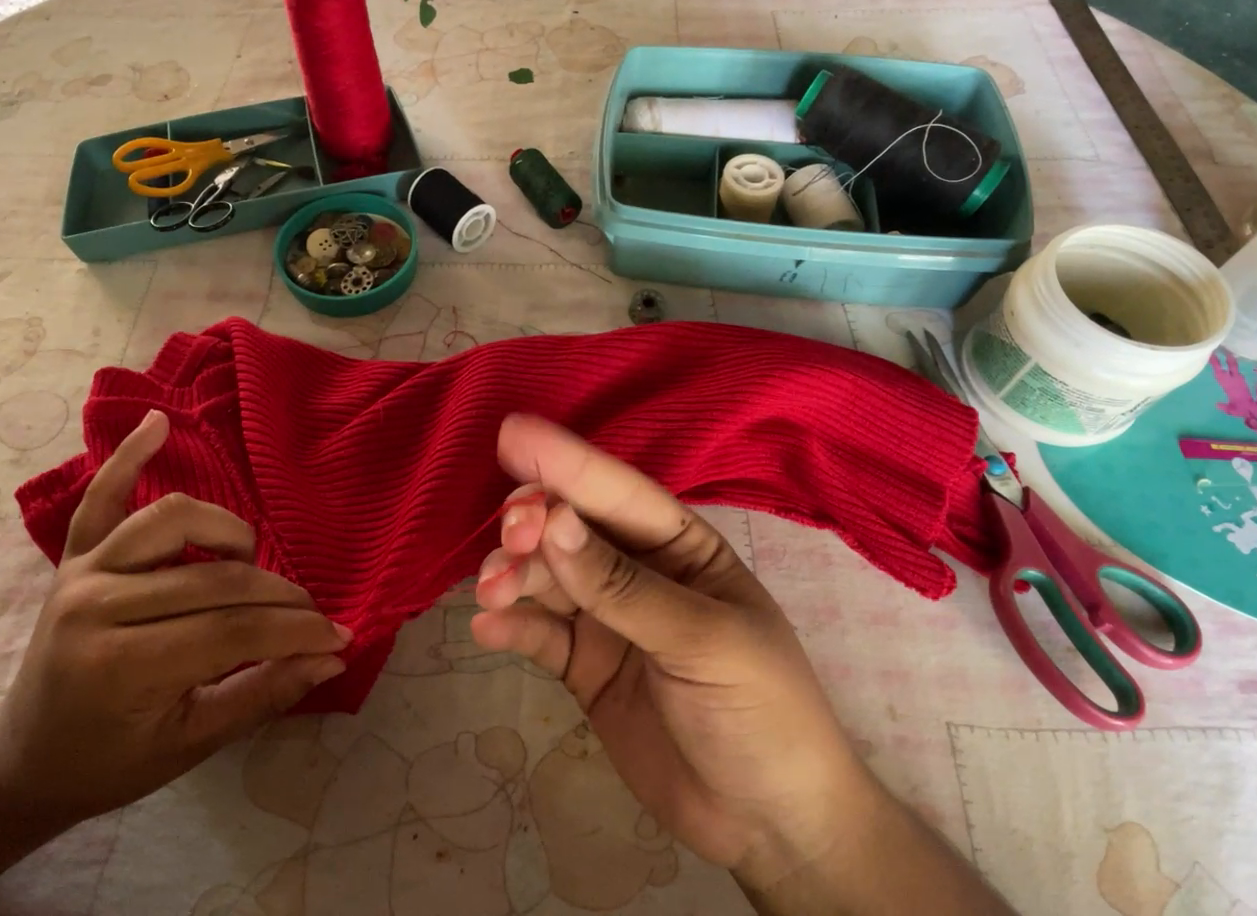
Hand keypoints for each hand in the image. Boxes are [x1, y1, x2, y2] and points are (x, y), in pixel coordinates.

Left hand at [0, 410, 349, 820]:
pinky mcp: (72, 557)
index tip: (341, 636)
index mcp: (124, 664)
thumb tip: (332, 657)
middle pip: (217, 580)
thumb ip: (264, 694)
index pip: (235, 630)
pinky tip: (159, 423)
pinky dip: (128, 458)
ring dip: (227, 534)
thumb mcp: (192, 744)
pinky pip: (101, 496)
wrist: (25, 760)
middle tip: (313, 617)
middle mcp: (98, 606)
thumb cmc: (112, 763)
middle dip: (282, 597)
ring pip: (173, 520)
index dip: (297, 631)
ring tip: (248, 564)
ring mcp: (81, 573)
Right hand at [471, 415, 865, 891]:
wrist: (770, 822)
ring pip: (547, 579)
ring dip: (514, 575)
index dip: (567, 462)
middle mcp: (641, 573)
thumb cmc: (762, 711)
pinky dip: (512, 626)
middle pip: (573, 531)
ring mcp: (609, 622)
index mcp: (684, 548)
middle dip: (535, 524)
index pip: (619, 494)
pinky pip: (539, 635)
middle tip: (510, 536)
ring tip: (490, 592)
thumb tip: (555, 522)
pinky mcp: (585, 669)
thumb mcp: (703, 641)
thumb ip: (625, 587)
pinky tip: (487, 629)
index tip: (511, 434)